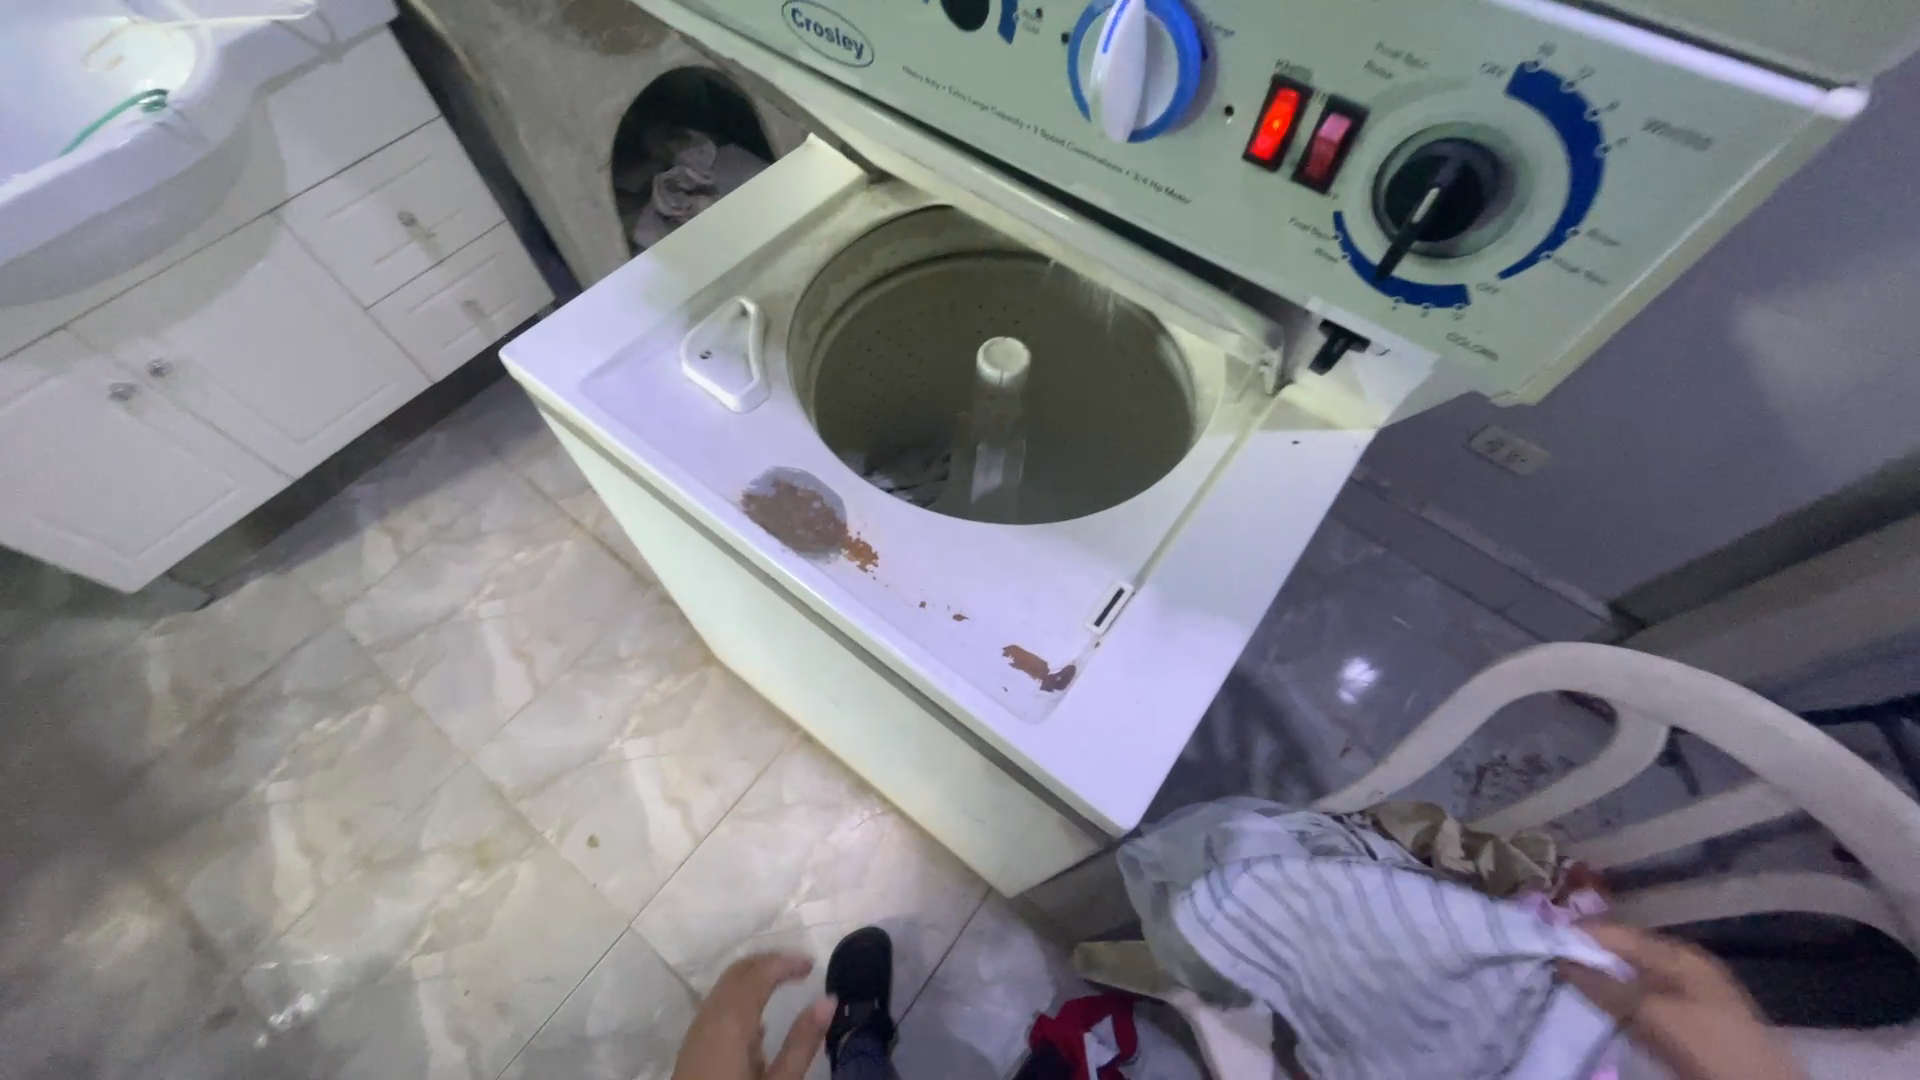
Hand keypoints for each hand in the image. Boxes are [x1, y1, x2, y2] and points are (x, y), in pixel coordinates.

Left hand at [672, 952, 834, 1079]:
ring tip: (784, 985)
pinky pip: (718, 1005)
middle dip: (770, 962)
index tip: (813, 965)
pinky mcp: (691, 1050)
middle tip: (800, 968)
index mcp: (732, 1020)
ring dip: (755, 978)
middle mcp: (710, 1017)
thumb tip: (828, 1000)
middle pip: (739, 971)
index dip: (786, 961)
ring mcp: (696, 1033)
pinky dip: (741, 997)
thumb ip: (802, 1043)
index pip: (760, 971)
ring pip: (725, 987)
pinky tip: (758, 1021)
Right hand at [1558, 922, 1805, 1079]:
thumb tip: (1558, 959)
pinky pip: (1636, 1003)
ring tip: (1559, 986)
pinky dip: (1612, 1004)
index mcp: (1676, 954)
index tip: (1534, 943)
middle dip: (1582, 958)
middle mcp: (1679, 967)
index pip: (1612, 931)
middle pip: (1617, 953)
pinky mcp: (1683, 1023)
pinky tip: (1592, 1009)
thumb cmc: (1711, 1047)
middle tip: (1543, 967)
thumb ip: (1603, 984)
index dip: (1574, 935)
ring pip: (1624, 979)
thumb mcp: (1653, 1013)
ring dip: (1594, 983)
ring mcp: (1684, 996)